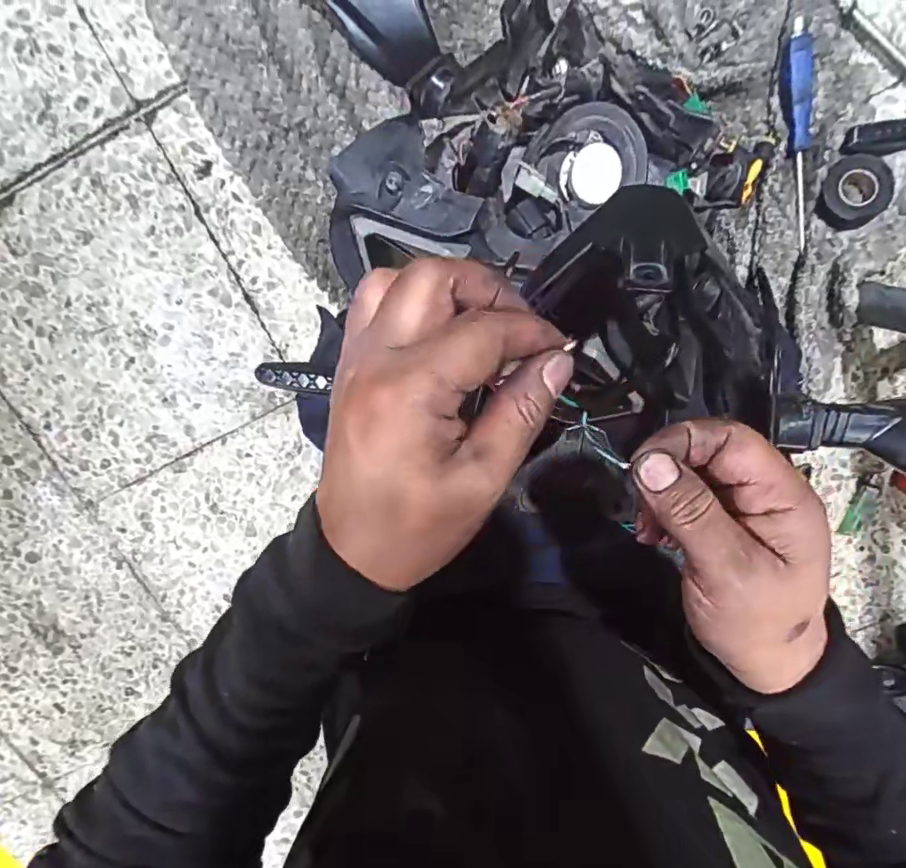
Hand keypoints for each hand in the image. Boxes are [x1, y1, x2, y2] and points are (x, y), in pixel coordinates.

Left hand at [316, 259, 573, 590]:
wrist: (353, 552)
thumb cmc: (416, 528)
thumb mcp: (482, 480)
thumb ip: (521, 412)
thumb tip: (555, 362)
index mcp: (409, 389)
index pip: (483, 329)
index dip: (531, 331)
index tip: (557, 349)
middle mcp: (374, 360)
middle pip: (432, 277)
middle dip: (488, 289)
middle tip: (519, 329)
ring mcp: (353, 360)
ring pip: (394, 280)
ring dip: (444, 289)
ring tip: (478, 325)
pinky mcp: (347, 370)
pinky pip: (372, 307)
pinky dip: (409, 303)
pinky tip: (438, 336)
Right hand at [631, 420, 830, 693]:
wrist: (767, 663)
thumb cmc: (757, 622)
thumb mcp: (724, 569)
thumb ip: (689, 513)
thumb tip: (649, 463)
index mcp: (782, 495)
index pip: (730, 438)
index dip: (682, 442)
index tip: (641, 469)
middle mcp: (764, 492)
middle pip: (707, 451)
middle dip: (666, 471)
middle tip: (642, 508)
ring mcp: (742, 507)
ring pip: (690, 472)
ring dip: (660, 493)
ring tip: (649, 529)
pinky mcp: (720, 522)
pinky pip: (686, 497)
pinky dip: (662, 509)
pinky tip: (654, 535)